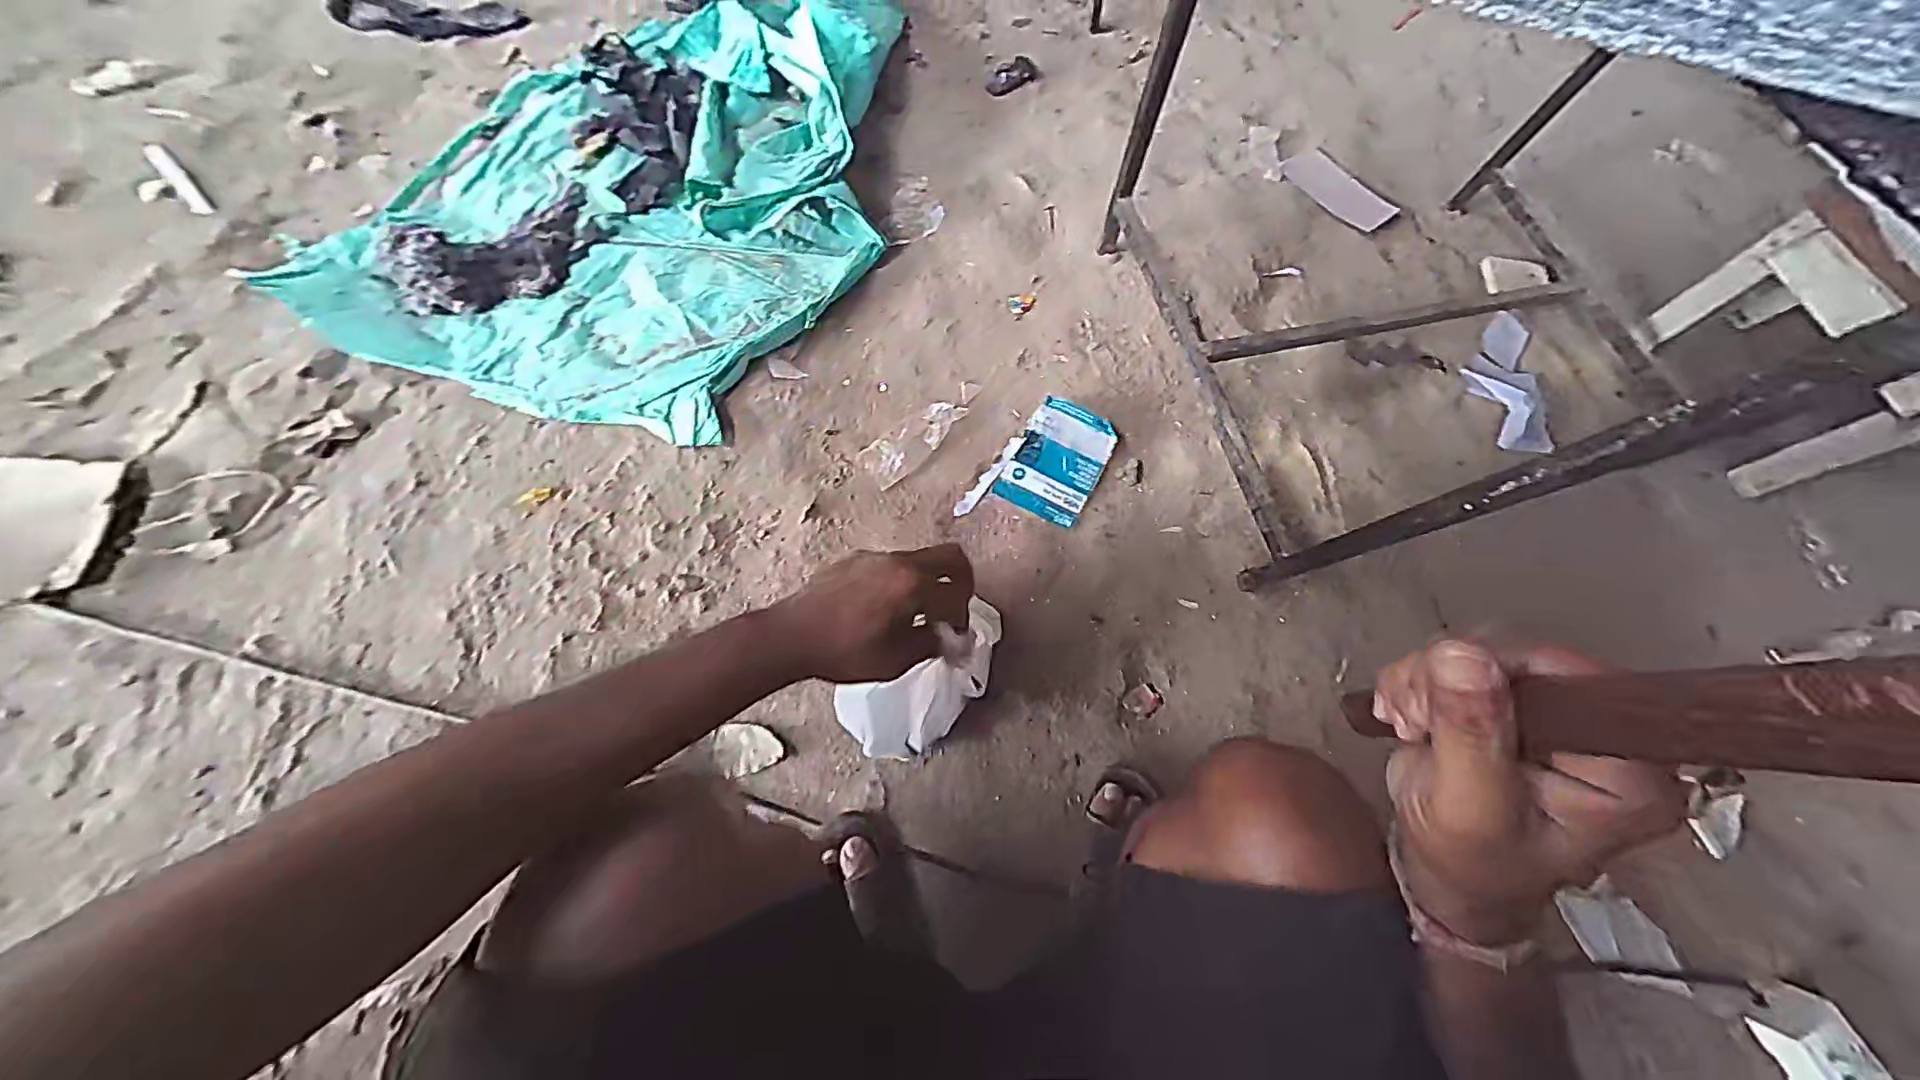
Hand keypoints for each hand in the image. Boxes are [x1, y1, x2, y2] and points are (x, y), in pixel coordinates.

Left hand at [765, 545, 974, 683]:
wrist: (791, 636)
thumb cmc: (843, 652)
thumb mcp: (895, 660)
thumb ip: (930, 645)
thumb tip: (950, 641)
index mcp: (912, 584)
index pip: (957, 594)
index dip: (963, 618)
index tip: (956, 636)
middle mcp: (898, 562)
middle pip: (951, 557)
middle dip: (962, 582)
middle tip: (955, 607)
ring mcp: (875, 557)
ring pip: (920, 560)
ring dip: (930, 582)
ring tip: (917, 614)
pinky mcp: (855, 560)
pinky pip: (892, 565)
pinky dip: (903, 581)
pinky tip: (886, 609)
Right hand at [1377, 638, 1684, 944]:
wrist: (1446, 878)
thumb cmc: (1468, 863)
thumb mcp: (1466, 807)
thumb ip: (1469, 733)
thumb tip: (1462, 653)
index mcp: (1625, 769)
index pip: (1563, 676)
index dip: (1490, 674)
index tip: (1435, 710)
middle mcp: (1601, 733)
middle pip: (1515, 656)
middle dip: (1443, 680)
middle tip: (1412, 721)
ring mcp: (1554, 716)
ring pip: (1478, 652)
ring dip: (1421, 680)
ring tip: (1406, 724)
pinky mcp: (1511, 704)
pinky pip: (1458, 660)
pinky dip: (1415, 679)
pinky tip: (1406, 715)